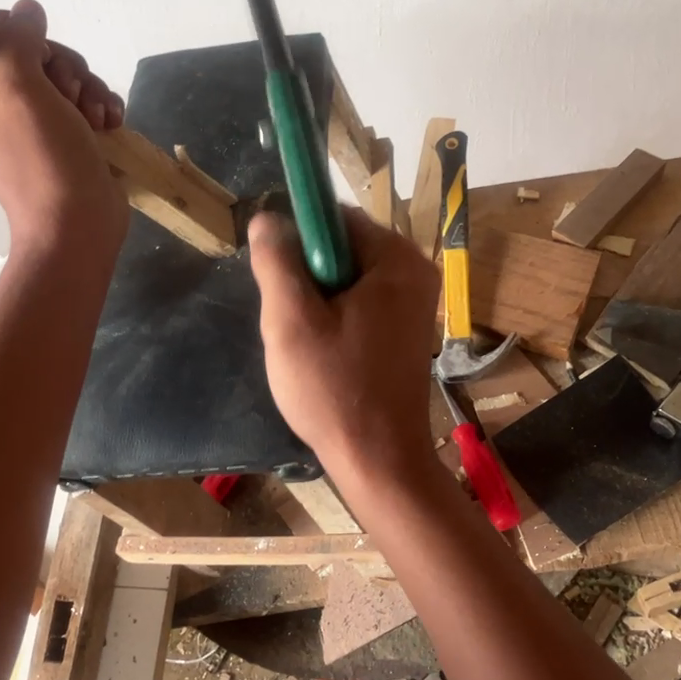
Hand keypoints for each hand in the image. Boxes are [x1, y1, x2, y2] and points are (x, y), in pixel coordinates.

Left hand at [0, 0, 129, 255]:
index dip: (19, 35)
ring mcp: (31, 119)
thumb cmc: (42, 163)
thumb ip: (16, 41)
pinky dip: (100, 106)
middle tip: (70, 96)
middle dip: (63, 68)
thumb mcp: (21, 92)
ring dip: (88, 89)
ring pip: (64, 72)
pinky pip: (84, 97)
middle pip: (31, 49)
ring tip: (94, 119)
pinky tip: (109, 124)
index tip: (41, 58)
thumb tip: (26, 9)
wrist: (78, 226)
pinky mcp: (64, 133)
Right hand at [249, 209, 442, 478]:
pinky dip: (335, 320)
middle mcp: (415, 272)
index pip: (335, 217)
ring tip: (306, 344)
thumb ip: (276, 261)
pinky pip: (360, 304)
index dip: (296, 240)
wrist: (380, 461)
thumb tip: (266, 217)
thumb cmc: (335, 390)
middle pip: (341, 248)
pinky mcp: (406, 330)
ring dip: (316, 303)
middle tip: (291, 322)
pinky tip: (324, 355)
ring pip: (346, 280)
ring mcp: (414, 303)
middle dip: (306, 278)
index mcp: (397, 259)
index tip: (275, 278)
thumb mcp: (291, 320)